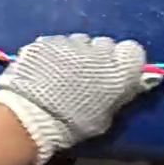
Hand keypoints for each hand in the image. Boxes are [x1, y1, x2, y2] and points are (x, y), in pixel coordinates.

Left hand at [0, 35, 153, 164]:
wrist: (31, 115)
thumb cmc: (73, 123)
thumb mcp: (105, 115)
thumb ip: (119, 94)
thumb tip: (132, 83)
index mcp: (119, 69)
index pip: (132, 51)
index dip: (123, 61)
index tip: (114, 72)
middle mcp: (97, 50)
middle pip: (104, 44)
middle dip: (97, 57)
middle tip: (85, 75)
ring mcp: (69, 42)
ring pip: (78, 41)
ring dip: (74, 53)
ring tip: (60, 71)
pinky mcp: (45, 41)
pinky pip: (55, 43)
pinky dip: (52, 52)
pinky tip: (43, 68)